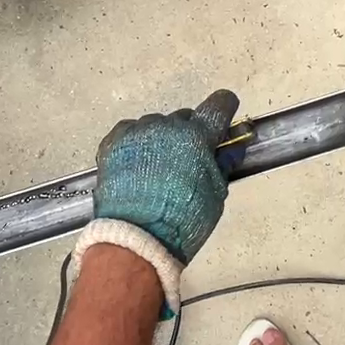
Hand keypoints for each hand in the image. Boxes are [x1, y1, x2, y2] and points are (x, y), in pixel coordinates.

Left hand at [91, 90, 238, 263]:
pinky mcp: (114, 142)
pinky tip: (136, 167)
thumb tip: (231, 147)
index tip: (223, 112)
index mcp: (197, 136)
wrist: (135, 238)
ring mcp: (139, 132)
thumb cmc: (182, 221)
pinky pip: (130, 132)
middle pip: (184, 119)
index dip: (224, 108)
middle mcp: (168, 127)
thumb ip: (223, 164)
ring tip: (156, 171)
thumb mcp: (215, 195)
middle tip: (185, 162)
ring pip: (156, 126)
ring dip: (160, 140)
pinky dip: (135, 144)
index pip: (218, 105)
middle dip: (188, 135)